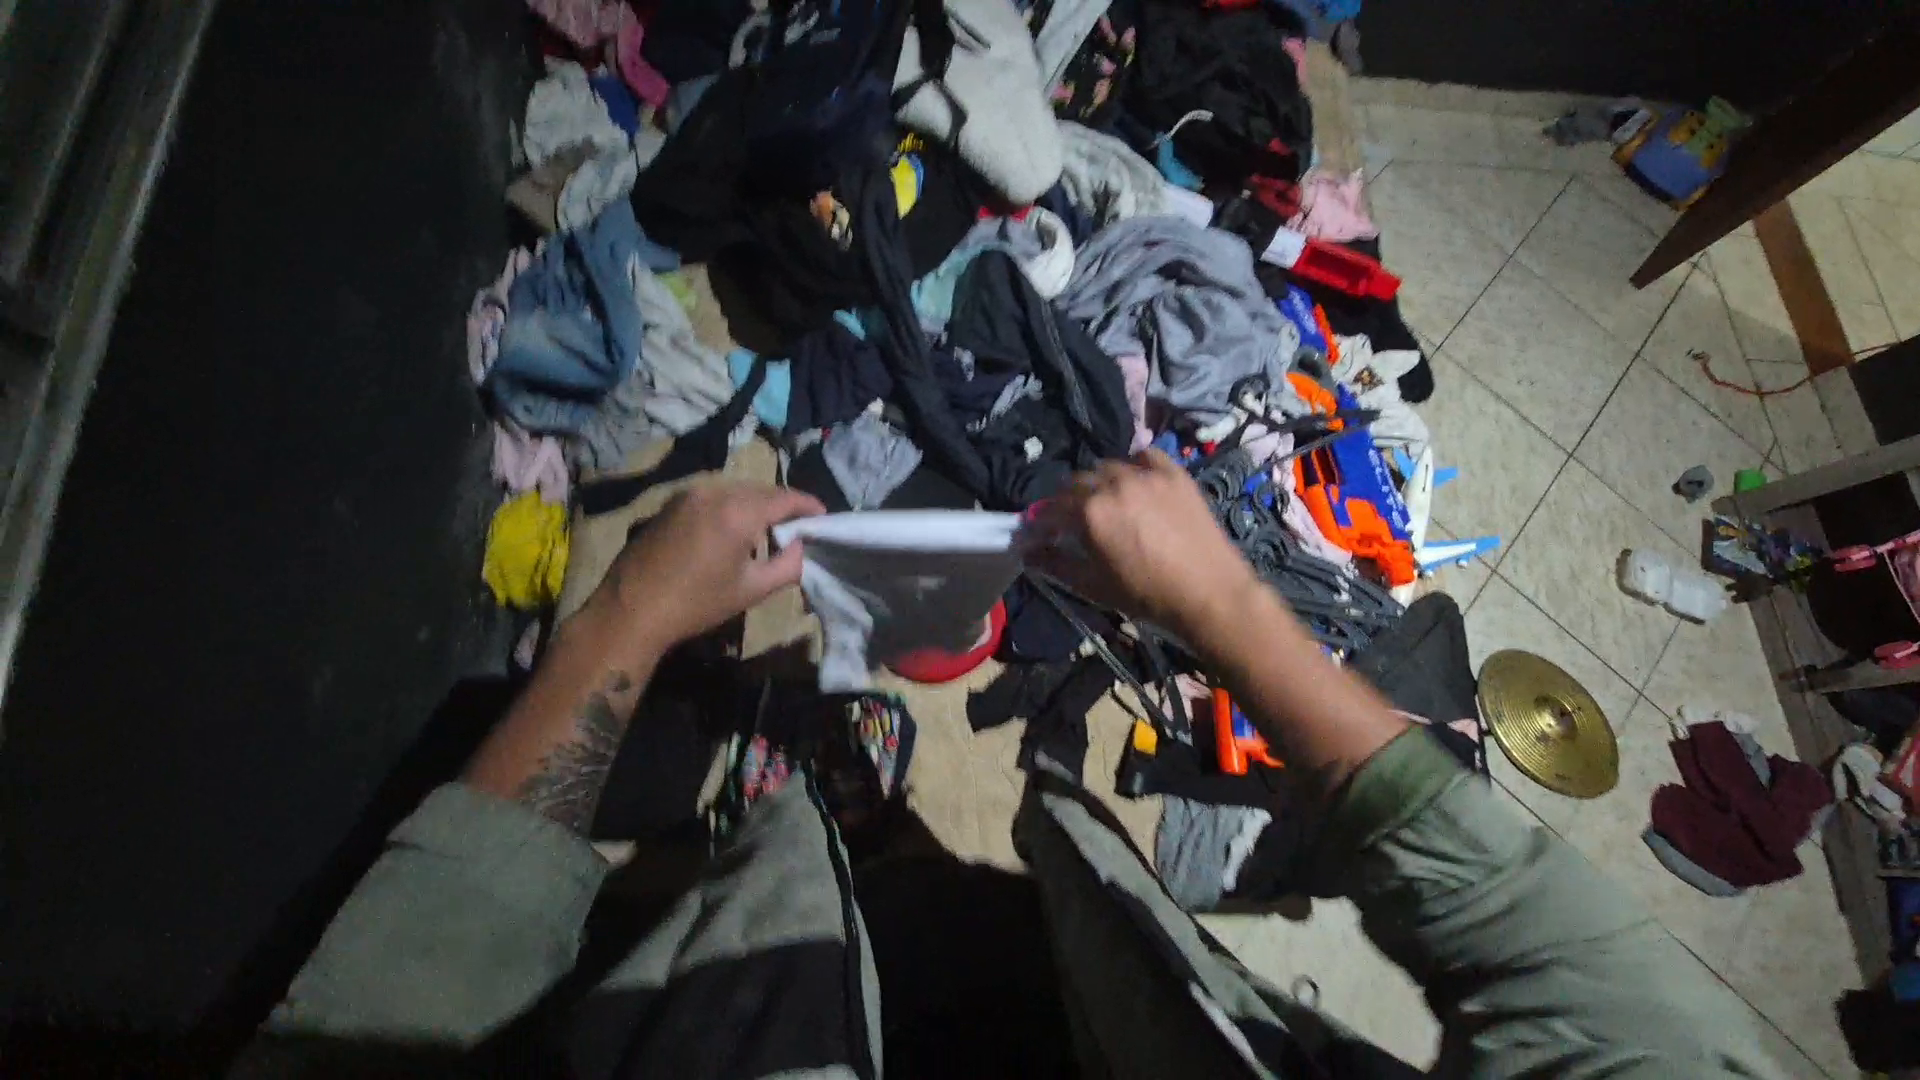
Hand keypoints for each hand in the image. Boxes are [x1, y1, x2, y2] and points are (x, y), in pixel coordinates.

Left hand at [590, 483, 824, 652]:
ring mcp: (687, 494)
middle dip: (782, 506)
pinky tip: (731, 532)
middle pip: (760, 490)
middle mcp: (714, 492)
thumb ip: (787, 565)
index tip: (823, 516)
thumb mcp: (752, 590)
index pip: (785, 498)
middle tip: (797, 527)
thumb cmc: (696, 604)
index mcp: (738, 511)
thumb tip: (800, 547)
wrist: (631, 611)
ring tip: (765, 530)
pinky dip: (730, 508)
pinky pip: (712, 497)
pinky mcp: (670, 504)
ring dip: (755, 506)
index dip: (808, 505)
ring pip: (735, 491)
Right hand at [1024, 449, 1260, 641]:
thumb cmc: (1146, 594)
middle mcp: (1114, 483)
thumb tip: (1027, 551)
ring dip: (1100, 483)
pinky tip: (1137, 484)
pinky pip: (1144, 456)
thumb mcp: (1093, 585)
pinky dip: (1134, 466)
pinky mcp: (1174, 473)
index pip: (1051, 506)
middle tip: (1075, 522)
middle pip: (1077, 482)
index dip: (1043, 520)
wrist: (1209, 593)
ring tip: (1108, 504)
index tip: (1043, 533)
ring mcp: (1146, 474)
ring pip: (1108, 467)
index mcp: (1090, 511)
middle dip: (1069, 501)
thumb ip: (1055, 564)